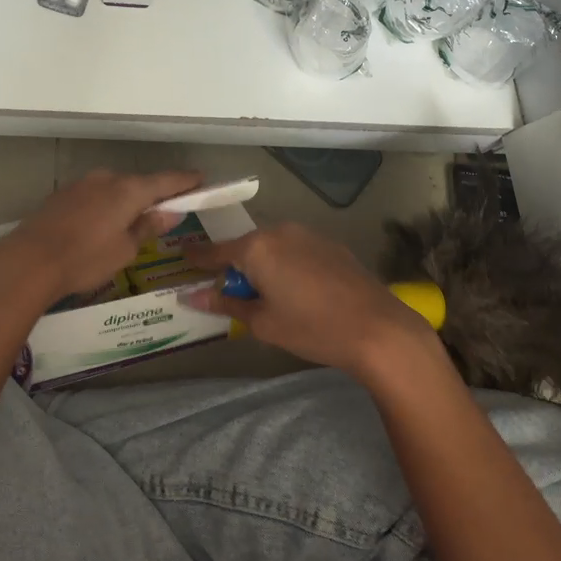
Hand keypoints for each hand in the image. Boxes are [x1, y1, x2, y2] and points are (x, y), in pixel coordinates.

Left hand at [0, 169, 202, 304]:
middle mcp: (106, 179)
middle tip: (165, 212)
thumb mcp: (125, 250)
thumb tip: (170, 212)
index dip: (185, 181)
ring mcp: (81, 184)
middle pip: (138, 184)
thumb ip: (148, 227)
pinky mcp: (62, 195)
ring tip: (130, 225)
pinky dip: (104, 206)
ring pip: (113, 190)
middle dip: (152, 195)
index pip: (166, 181)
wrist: (30, 260)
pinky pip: (94, 196)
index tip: (201, 180)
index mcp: (128, 190)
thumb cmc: (86, 259)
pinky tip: (100, 226)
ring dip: (125, 202)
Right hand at [180, 223, 442, 378]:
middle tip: (234, 293)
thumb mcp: (263, 323)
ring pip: (273, 246)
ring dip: (265, 265)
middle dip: (237, 266)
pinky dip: (288, 264)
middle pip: (246, 246)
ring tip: (270, 296)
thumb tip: (192, 296)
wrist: (378, 329)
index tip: (182, 256)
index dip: (198, 257)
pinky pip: (296, 250)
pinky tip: (300, 291)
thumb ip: (226, 305)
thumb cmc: (313, 328)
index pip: (216, 251)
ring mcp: (308, 234)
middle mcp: (279, 231)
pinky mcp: (330, 244)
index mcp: (256, 248)